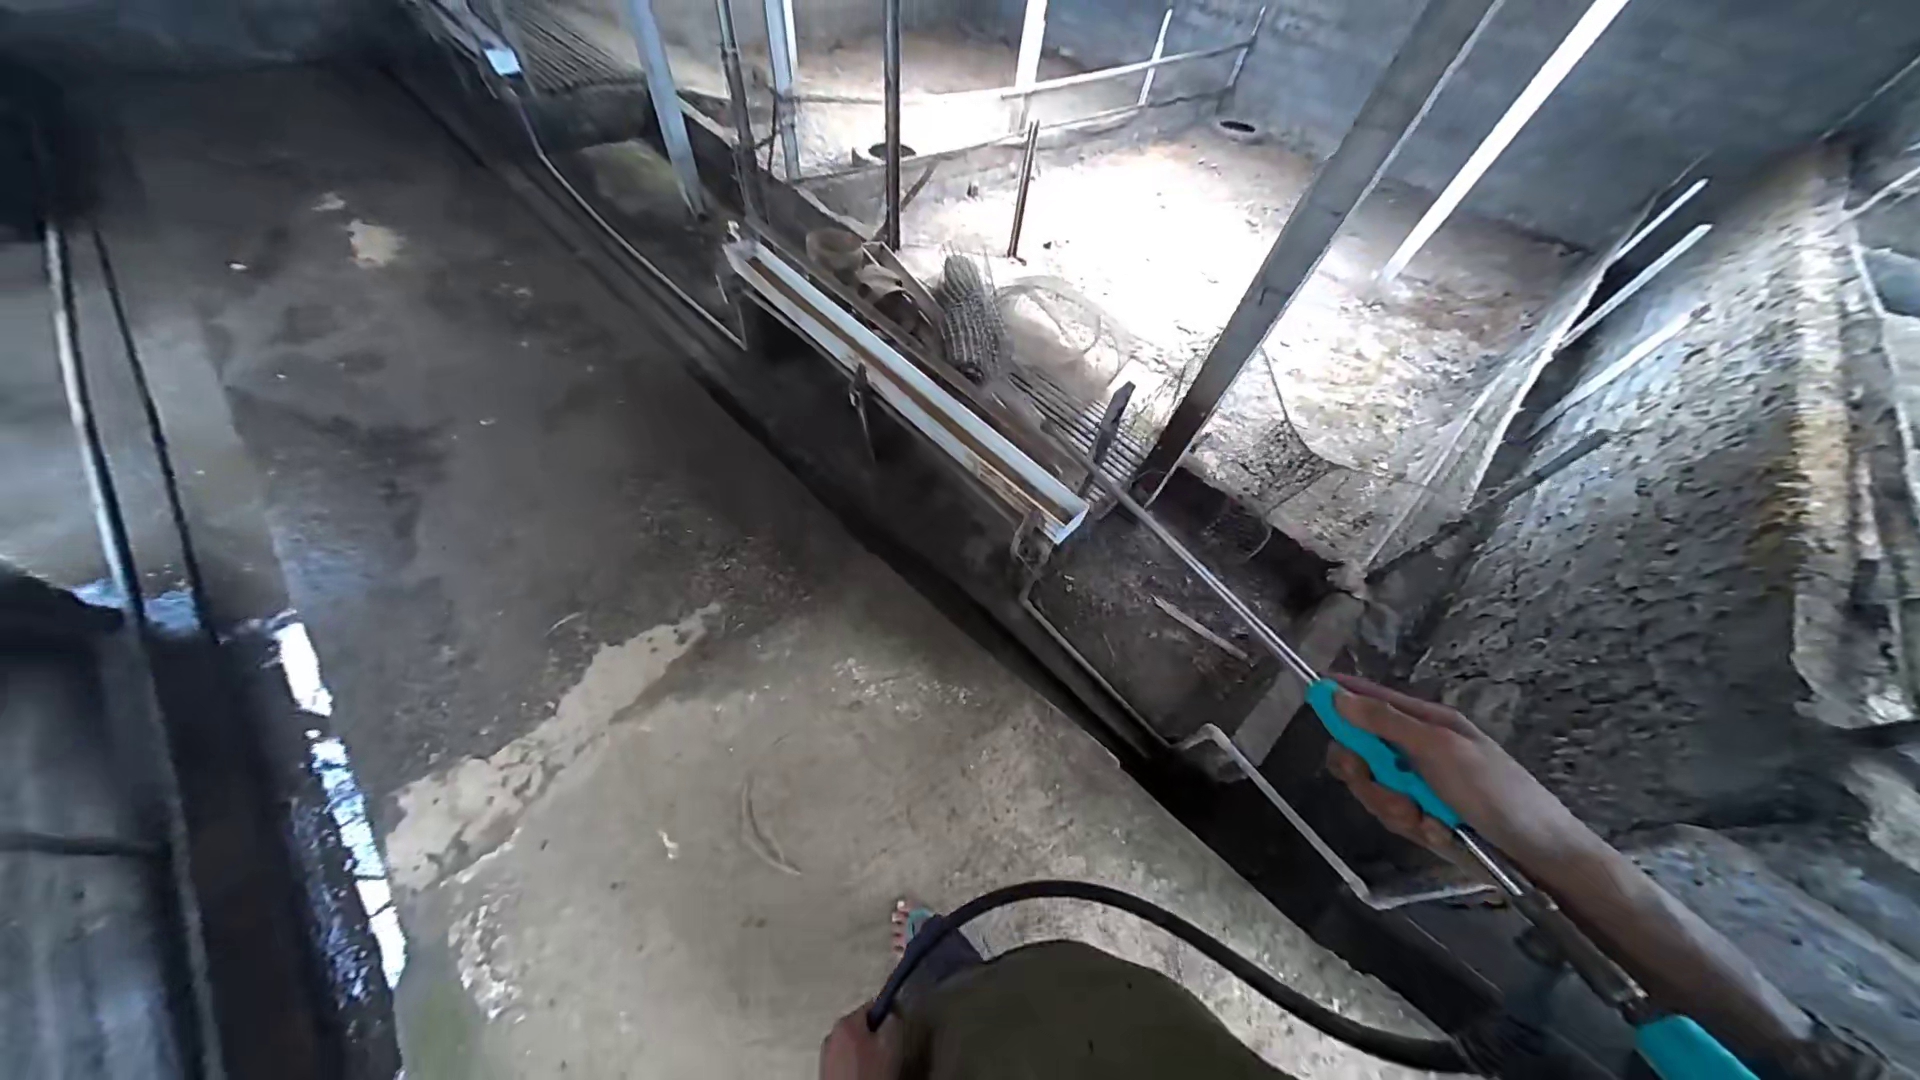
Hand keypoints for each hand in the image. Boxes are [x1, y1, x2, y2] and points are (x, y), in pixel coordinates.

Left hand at [820, 1003, 900, 1079]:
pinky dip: (855, 1066)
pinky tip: (863, 1077)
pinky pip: (845, 1060)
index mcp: (846, 1022)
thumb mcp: (892, 1043)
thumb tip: (890, 1013)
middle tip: (885, 1055)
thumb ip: (893, 1019)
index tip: (893, 1035)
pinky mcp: (824, 1074)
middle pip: (861, 1026)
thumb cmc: (871, 1075)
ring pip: (853, 1044)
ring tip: (874, 1070)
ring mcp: (825, 1056)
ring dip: (864, 1052)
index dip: (886, 1017)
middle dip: (874, 1037)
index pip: (872, 1006)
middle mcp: (831, 1034)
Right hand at [1323, 674, 1596, 872]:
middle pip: (1356, 747)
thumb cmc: (1497, 792)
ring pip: (1369, 785)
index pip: (1368, 698)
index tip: (1312, 696)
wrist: (1546, 861)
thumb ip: (1385, 722)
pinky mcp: (1420, 816)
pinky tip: (1438, 834)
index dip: (1339, 695)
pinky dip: (1410, 826)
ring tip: (1422, 818)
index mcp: (1423, 722)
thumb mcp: (1439, 749)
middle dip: (1360, 768)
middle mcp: (1414, 749)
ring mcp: (1416, 784)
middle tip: (1367, 776)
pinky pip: (1390, 814)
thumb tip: (1336, 694)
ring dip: (1390, 804)